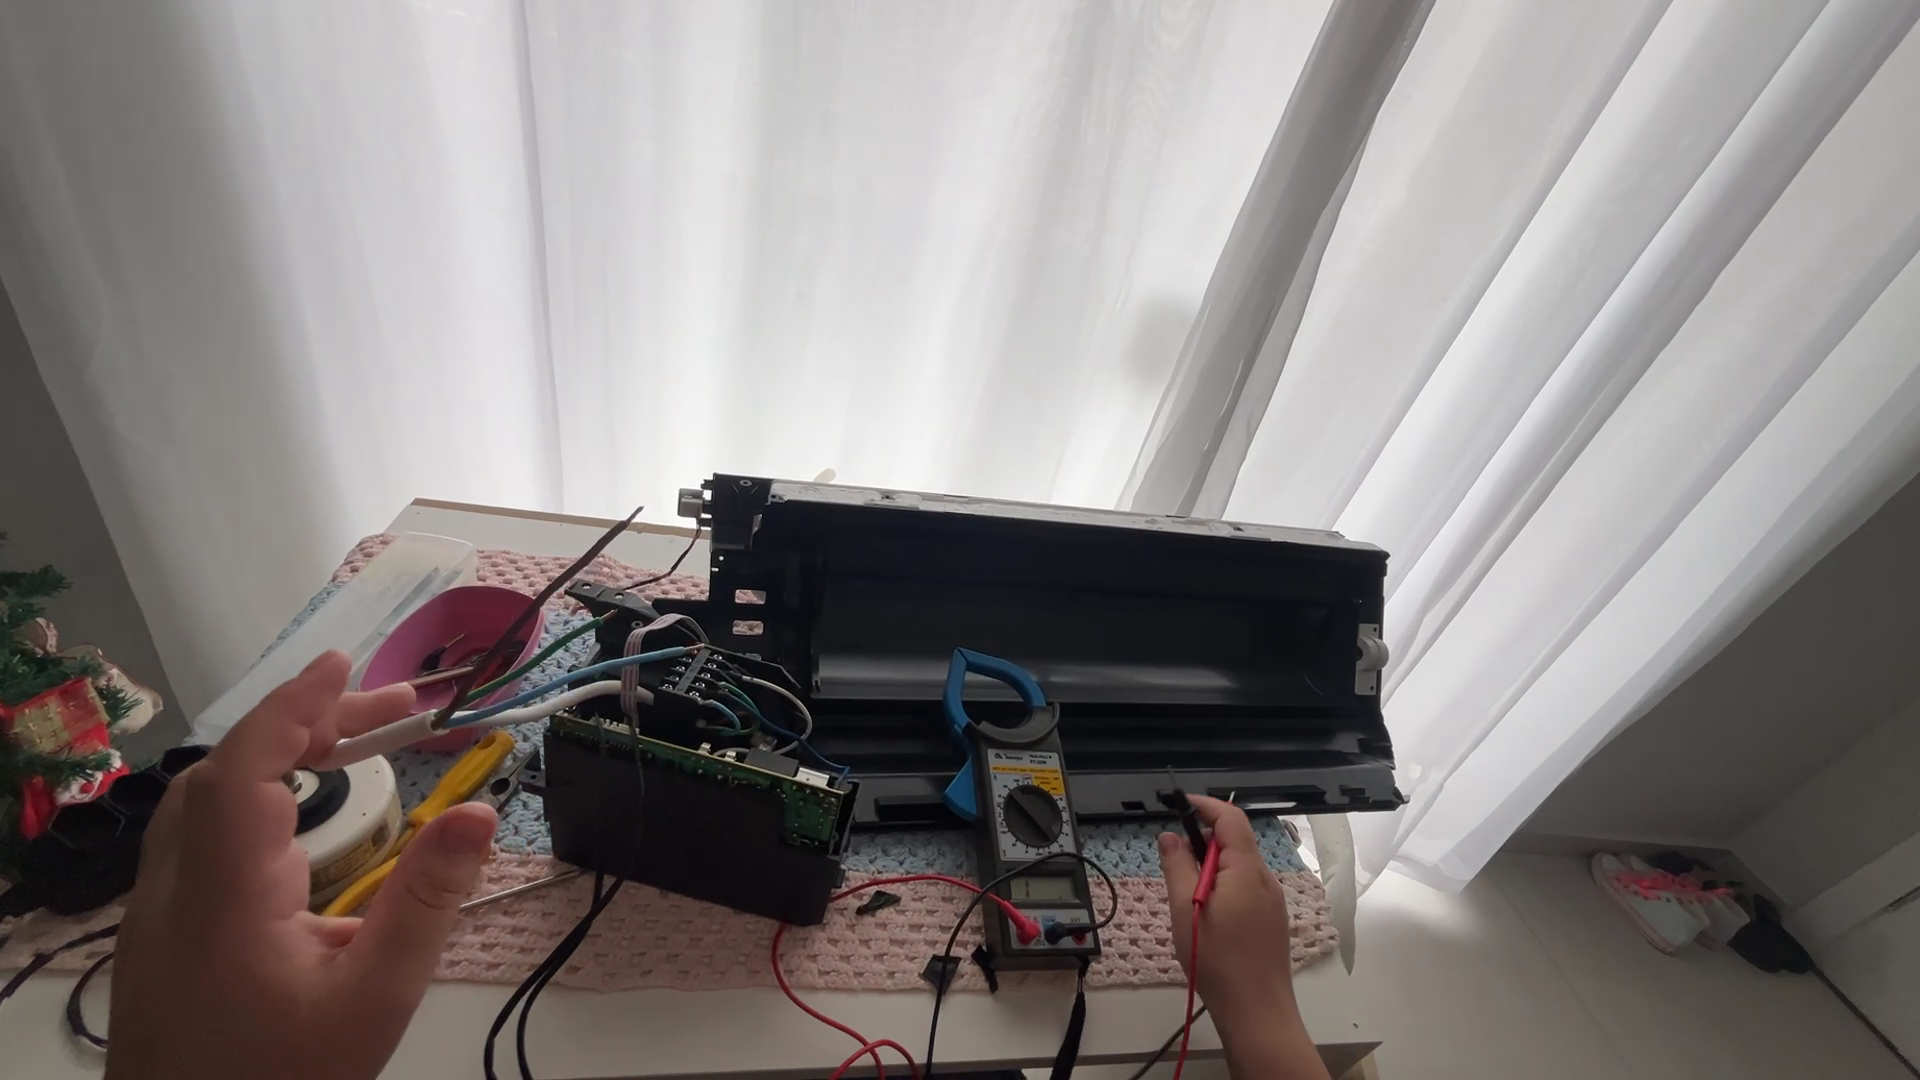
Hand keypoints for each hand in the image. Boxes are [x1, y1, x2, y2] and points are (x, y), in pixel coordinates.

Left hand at [106, 651, 498, 1079]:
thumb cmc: (290, 1078)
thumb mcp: (379, 993)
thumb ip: (429, 898)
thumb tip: (480, 811)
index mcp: (224, 903)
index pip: (244, 776)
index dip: (292, 710)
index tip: (343, 664)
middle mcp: (176, 897)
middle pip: (223, 775)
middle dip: (307, 720)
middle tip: (395, 705)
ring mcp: (162, 916)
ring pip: (207, 802)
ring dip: (284, 750)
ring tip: (365, 735)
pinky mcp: (170, 932)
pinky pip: (206, 831)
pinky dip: (262, 786)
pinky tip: (310, 800)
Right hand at [1158, 796, 1328, 1079]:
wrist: (1258, 1015)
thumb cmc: (1218, 960)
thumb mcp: (1184, 909)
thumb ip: (1176, 866)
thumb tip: (1169, 836)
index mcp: (1247, 870)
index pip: (1230, 819)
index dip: (1205, 805)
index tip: (1178, 804)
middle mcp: (1265, 879)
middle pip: (1234, 841)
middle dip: (1202, 842)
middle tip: (1175, 865)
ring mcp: (1273, 901)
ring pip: (1238, 865)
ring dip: (1211, 867)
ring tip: (1188, 897)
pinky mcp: (1272, 920)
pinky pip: (1246, 886)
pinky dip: (1223, 885)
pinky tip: (1208, 915)